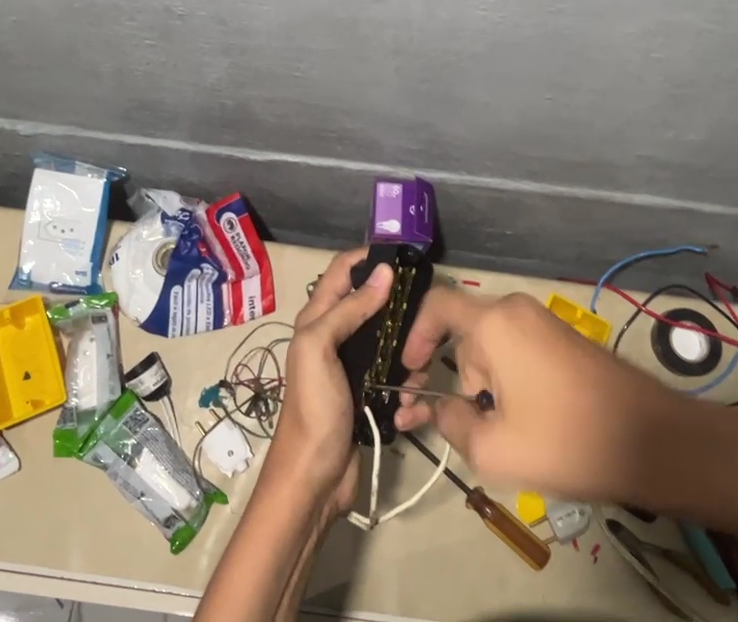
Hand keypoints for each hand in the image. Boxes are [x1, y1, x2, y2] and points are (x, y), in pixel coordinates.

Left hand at [267, 249, 401, 498]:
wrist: (313, 481)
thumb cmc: (312, 410)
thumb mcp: (319, 349)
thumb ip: (348, 309)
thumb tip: (384, 271)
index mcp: (318, 318)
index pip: (344, 270)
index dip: (371, 257)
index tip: (408, 259)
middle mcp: (338, 337)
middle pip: (378, 306)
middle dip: (404, 315)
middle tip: (424, 331)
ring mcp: (357, 368)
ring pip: (396, 345)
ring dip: (411, 363)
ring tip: (412, 385)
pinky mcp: (373, 397)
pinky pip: (400, 382)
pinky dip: (409, 394)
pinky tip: (408, 412)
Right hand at [397, 288, 685, 501]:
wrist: (653, 442)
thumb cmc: (566, 440)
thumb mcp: (493, 447)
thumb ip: (450, 422)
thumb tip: (438, 407)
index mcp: (495, 323)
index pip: (435, 305)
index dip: (413, 336)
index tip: (408, 372)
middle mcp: (517, 311)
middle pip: (463, 333)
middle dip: (451, 374)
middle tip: (445, 418)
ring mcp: (545, 324)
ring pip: (491, 348)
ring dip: (482, 384)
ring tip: (494, 433)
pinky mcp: (564, 342)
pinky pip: (517, 352)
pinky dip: (506, 380)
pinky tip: (518, 421)